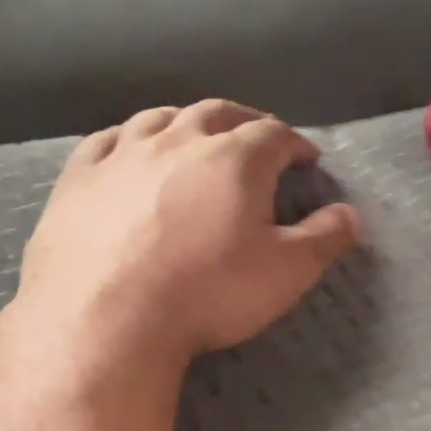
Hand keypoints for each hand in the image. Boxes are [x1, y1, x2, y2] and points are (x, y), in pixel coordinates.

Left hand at [6, 99, 358, 374]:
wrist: (108, 316)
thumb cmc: (211, 292)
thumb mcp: (288, 272)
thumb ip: (325, 238)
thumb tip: (350, 214)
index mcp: (234, 160)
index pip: (274, 135)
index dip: (296, 144)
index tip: (308, 159)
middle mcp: (178, 142)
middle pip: (217, 113)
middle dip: (246, 122)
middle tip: (260, 138)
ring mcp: (122, 154)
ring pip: (160, 118)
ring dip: (189, 121)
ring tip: (200, 136)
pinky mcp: (79, 177)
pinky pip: (107, 139)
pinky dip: (131, 136)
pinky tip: (132, 148)